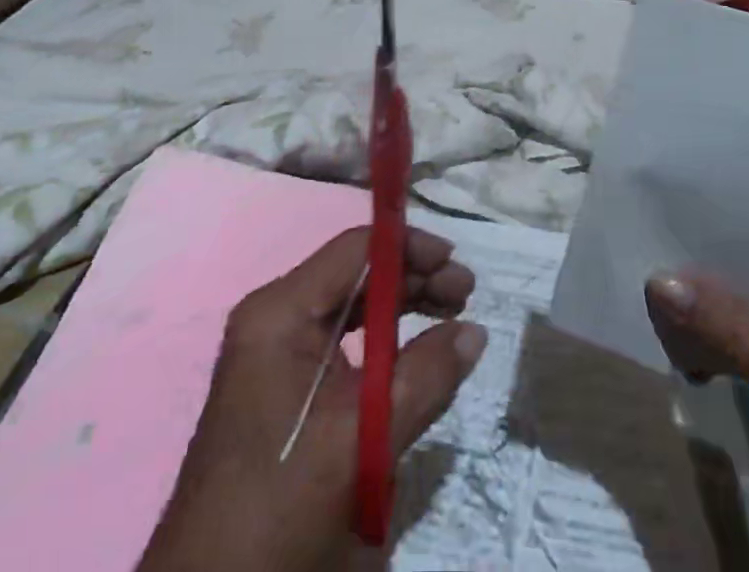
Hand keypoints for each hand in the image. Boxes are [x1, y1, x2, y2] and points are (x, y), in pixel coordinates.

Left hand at [140, 226, 487, 571]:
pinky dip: (384, 342)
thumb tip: (474, 332)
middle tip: (466, 298)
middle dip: (414, 279)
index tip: (458, 267)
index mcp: (280, 313)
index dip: (410, 248)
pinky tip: (414, 355)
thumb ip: (425, 376)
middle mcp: (275, 320)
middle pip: (355, 274)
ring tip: (451, 319)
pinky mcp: (285, 386)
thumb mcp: (364, 437)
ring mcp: (276, 353)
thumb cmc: (282, 501)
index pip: (354, 250)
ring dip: (403, 308)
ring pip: (351, 309)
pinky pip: (342, 345)